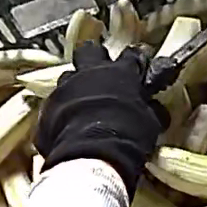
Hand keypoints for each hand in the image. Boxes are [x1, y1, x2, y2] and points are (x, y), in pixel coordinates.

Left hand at [35, 43, 165, 194]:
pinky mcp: (49, 106)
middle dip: (95, 59)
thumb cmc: (128, 136)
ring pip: (69, 76)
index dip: (136, 61)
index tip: (138, 68)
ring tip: (83, 103)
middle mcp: (91, 73)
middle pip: (90, 51)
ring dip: (76, 86)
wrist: (92, 155)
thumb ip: (151, 111)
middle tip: (101, 74)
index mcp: (121, 73)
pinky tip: (69, 124)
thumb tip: (157, 109)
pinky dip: (64, 110)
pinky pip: (57, 102)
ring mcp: (66, 87)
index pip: (132, 56)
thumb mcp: (150, 124)